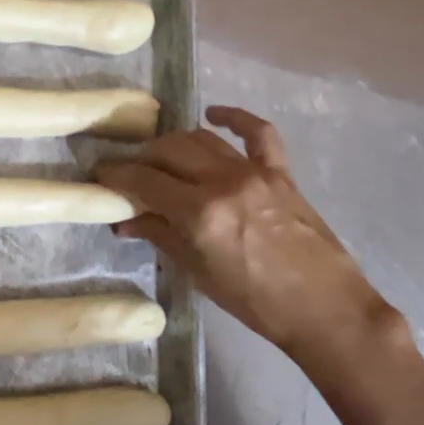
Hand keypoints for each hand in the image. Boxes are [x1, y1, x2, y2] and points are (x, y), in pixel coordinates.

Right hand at [96, 105, 394, 359]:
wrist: (324, 307)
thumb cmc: (255, 302)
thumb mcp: (198, 273)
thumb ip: (161, 237)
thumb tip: (126, 221)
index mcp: (200, 213)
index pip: (144, 181)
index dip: (115, 175)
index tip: (99, 175)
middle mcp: (223, 182)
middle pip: (168, 152)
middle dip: (140, 158)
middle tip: (126, 172)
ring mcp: (255, 172)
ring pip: (202, 140)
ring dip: (174, 144)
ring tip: (159, 158)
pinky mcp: (280, 172)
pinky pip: (257, 133)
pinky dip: (233, 119)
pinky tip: (214, 116)